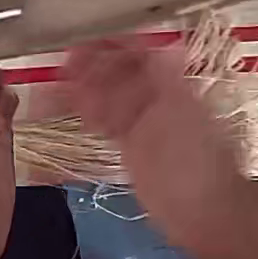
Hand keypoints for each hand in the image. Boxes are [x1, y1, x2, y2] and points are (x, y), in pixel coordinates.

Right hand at [63, 38, 257, 258]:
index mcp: (175, 89)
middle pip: (120, 76)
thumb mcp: (185, 121)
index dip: (113, 48)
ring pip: (108, 99)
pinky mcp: (132, 148)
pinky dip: (86, 115)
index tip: (84, 45)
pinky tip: (68, 111)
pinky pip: (105, 124)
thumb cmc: (198, 165)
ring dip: (82, 91)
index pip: (140, 57)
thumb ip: (170, 86)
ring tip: (52, 88)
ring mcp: (144, 125)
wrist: (205, 214)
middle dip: (91, 68)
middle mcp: (158, 101)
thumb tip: (166, 47)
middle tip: (61, 64)